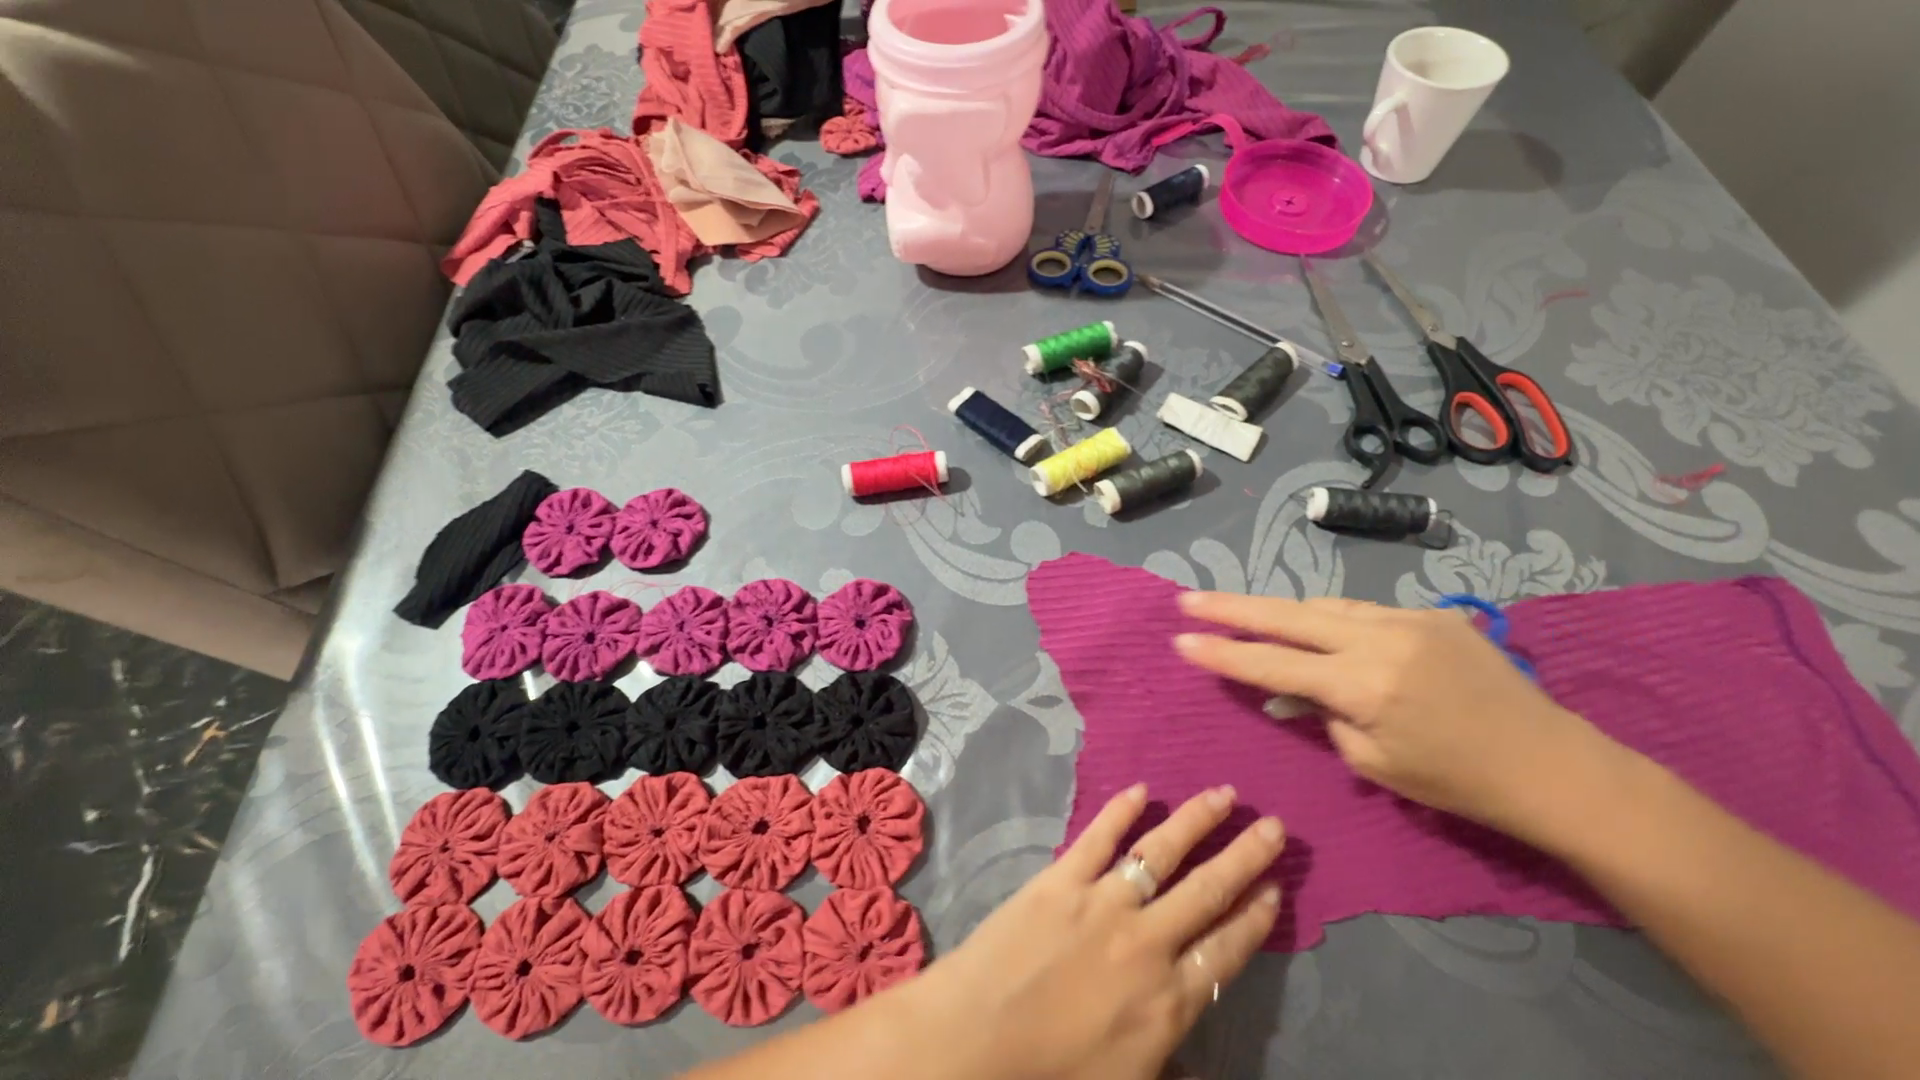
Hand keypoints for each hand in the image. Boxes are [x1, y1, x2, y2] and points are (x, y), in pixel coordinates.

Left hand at [899, 785, 1284, 1079]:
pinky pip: (1098, 838)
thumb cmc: (1051, 1074)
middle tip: (1274, 825)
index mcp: (1169, 999)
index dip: (1255, 917)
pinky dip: (1120, 811)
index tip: (1276, 887)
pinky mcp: (1059, 880)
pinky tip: (1140, 790)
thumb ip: (1169, 1045)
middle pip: (1208, 891)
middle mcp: (1147, 942)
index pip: (1227, 949)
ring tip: (1223, 794)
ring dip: (1196, 821)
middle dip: (1246, 856)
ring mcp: (1103, 903)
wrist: (976, 1040)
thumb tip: (1190, 1013)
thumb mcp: (1129, 1078)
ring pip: (1160, 852)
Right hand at [1172, 593, 1614, 839]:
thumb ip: (1323, 716)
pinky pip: (1364, 611)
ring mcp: (1410, 619)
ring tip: (1246, 615)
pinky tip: (1320, 632)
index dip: (1222, 653)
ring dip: (1283, 612)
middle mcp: (1380, 639)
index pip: (1272, 663)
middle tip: (1188, 599)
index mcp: (1363, 685)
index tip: (1181, 639)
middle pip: (1288, 615)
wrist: (1549, 763)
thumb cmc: (1456, 782)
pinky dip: (1331, 620)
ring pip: (1325, 606)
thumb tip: (1292, 688)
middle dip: (1232, 607)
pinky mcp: (1434, 614)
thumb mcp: (1374, 762)